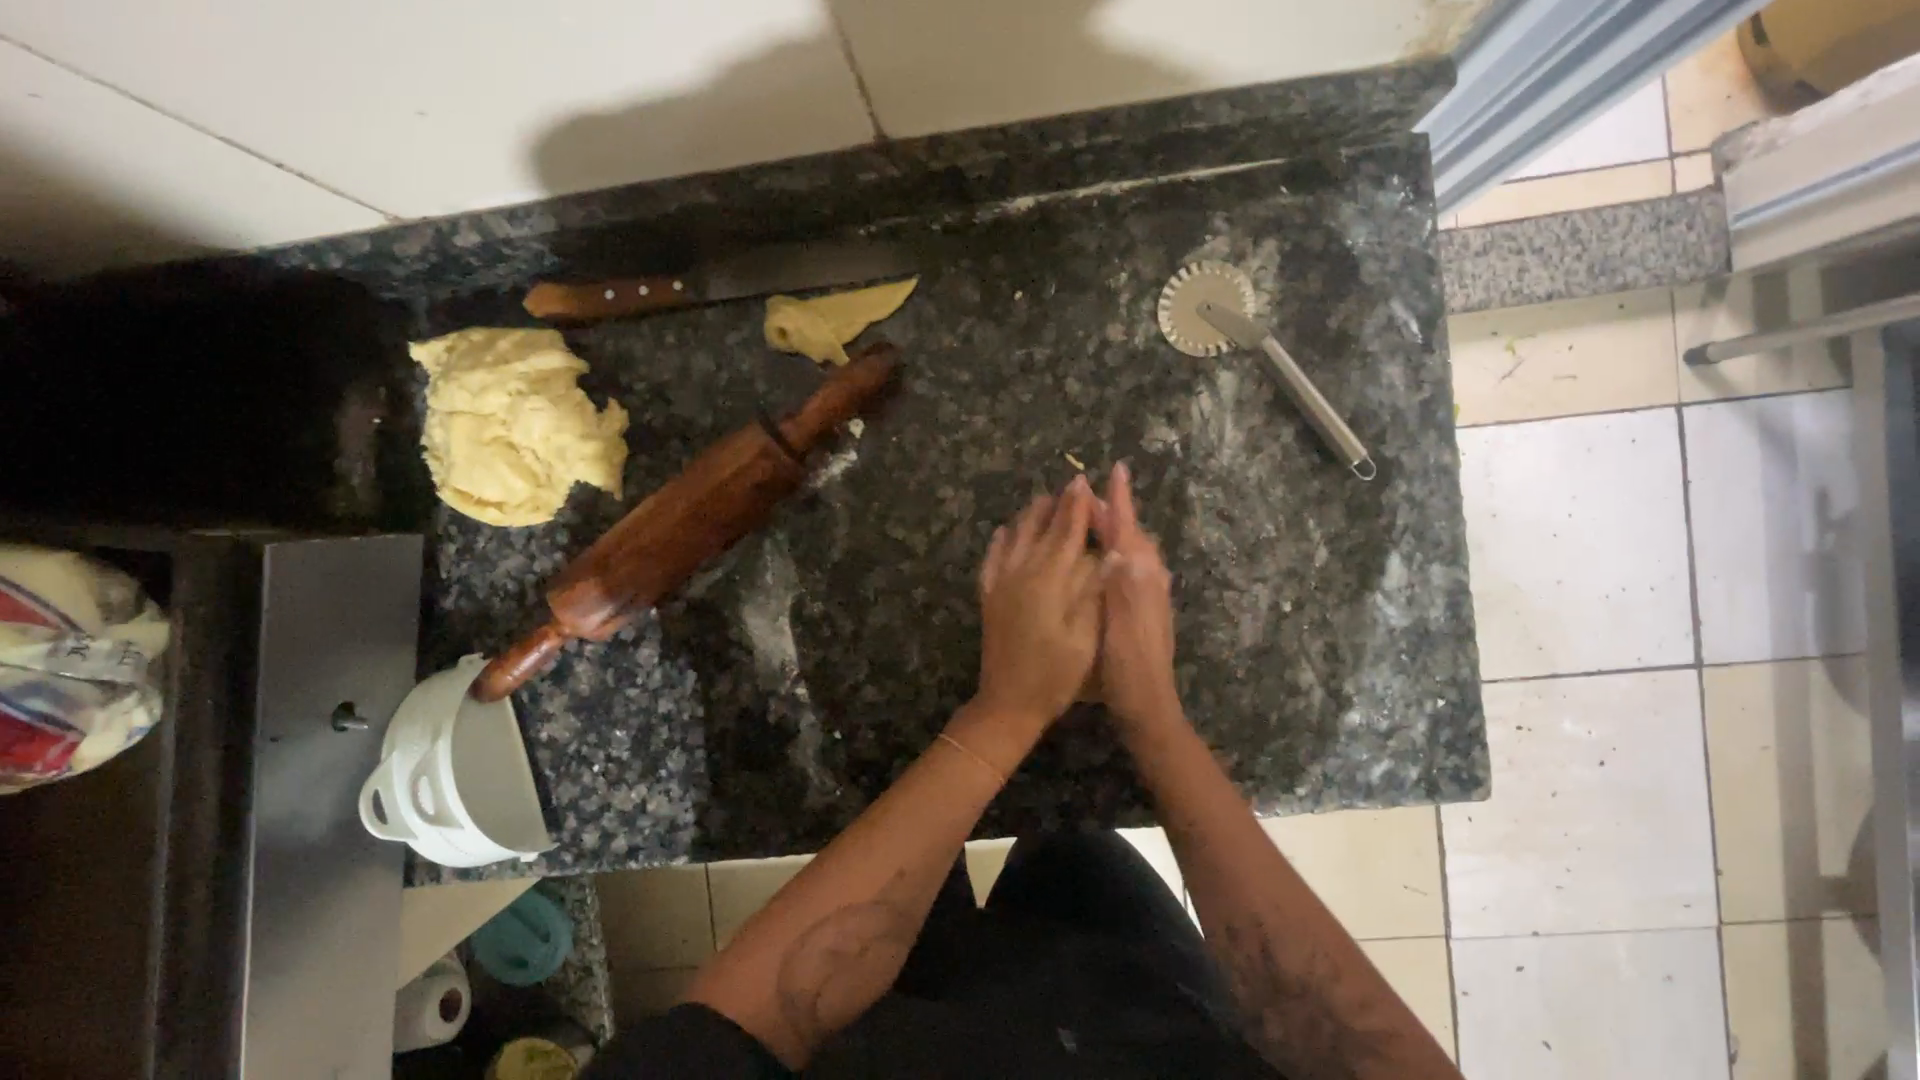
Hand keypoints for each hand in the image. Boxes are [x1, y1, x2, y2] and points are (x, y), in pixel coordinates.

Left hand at [973, 476, 1103, 729]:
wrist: (1009, 702)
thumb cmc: (1055, 674)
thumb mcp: (1086, 637)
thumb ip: (1095, 591)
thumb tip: (1113, 552)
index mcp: (1050, 581)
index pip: (1067, 533)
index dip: (1078, 507)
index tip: (1085, 481)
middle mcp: (1022, 573)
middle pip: (1041, 529)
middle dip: (1057, 505)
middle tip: (1069, 483)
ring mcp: (1001, 584)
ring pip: (1015, 538)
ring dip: (1030, 516)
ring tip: (1043, 500)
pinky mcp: (989, 598)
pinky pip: (992, 560)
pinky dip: (1000, 541)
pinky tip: (1004, 531)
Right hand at [1094, 462, 1182, 735]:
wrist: (1148, 705)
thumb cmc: (1129, 667)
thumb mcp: (1122, 628)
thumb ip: (1123, 587)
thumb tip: (1119, 546)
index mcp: (1142, 579)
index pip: (1129, 530)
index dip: (1120, 501)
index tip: (1116, 469)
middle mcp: (1149, 581)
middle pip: (1130, 535)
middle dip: (1111, 512)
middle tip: (1085, 495)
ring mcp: (1149, 596)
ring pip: (1131, 551)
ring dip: (1114, 531)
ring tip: (1091, 519)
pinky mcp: (1143, 610)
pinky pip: (1128, 567)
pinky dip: (1114, 552)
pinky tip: (1101, 559)